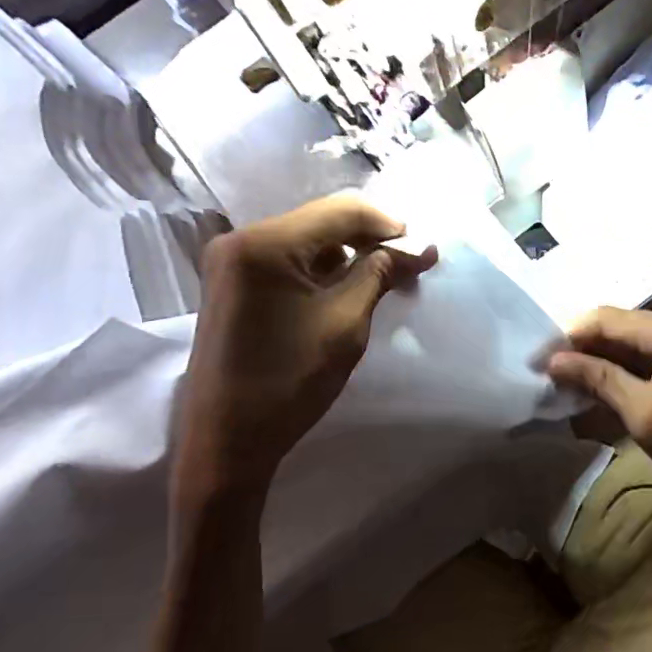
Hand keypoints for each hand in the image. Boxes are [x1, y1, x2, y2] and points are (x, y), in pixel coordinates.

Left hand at [175, 195, 436, 501]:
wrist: (227, 439)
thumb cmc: (289, 380)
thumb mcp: (345, 323)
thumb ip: (380, 274)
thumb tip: (422, 247)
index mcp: (264, 243)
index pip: (340, 211)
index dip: (387, 225)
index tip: (423, 250)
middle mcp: (240, 239)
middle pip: (320, 222)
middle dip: (368, 240)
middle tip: (408, 267)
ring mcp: (230, 263)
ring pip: (305, 242)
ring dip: (346, 257)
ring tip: (382, 282)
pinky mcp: (231, 285)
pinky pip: (286, 263)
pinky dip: (320, 271)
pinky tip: (345, 292)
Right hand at [546, 307, 651, 508]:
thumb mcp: (641, 410)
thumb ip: (597, 378)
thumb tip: (553, 361)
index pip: (608, 319)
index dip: (570, 338)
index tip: (538, 361)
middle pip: (618, 329)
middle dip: (582, 351)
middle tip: (547, 375)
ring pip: (629, 346)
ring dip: (598, 364)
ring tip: (564, 386)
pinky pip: (645, 362)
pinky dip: (619, 376)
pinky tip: (594, 392)